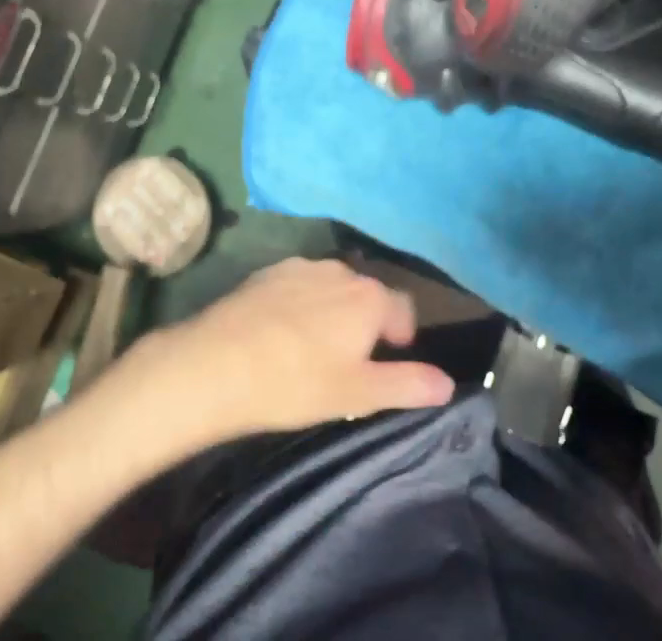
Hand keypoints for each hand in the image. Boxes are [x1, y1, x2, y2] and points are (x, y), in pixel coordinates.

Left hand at [110, 258, 455, 446]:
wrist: (213, 365)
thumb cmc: (294, 383)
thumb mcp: (358, 394)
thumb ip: (407, 385)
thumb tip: (449, 383)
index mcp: (368, 297)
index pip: (404, 310)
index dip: (401, 338)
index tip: (386, 364)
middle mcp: (339, 271)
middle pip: (366, 296)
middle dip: (365, 324)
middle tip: (347, 364)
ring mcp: (298, 267)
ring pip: (330, 289)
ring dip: (331, 312)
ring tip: (310, 351)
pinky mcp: (264, 273)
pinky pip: (297, 287)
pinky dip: (298, 306)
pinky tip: (278, 336)